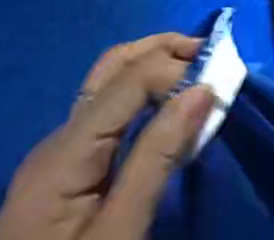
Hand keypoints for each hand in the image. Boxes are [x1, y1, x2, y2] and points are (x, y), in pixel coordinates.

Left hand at [0, 34, 214, 239]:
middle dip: (164, 52)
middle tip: (213, 57)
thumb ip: (159, 156)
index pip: (128, 80)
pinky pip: (106, 113)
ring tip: (198, 72)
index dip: (177, 71)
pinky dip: (143, 95)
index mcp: (61, 156)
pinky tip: (168, 107)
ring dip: (154, 67)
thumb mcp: (121, 235)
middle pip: (112, 68)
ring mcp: (54, 158)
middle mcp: (54, 143)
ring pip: (106, 84)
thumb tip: (203, 87)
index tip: (220, 89)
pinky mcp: (62, 175)